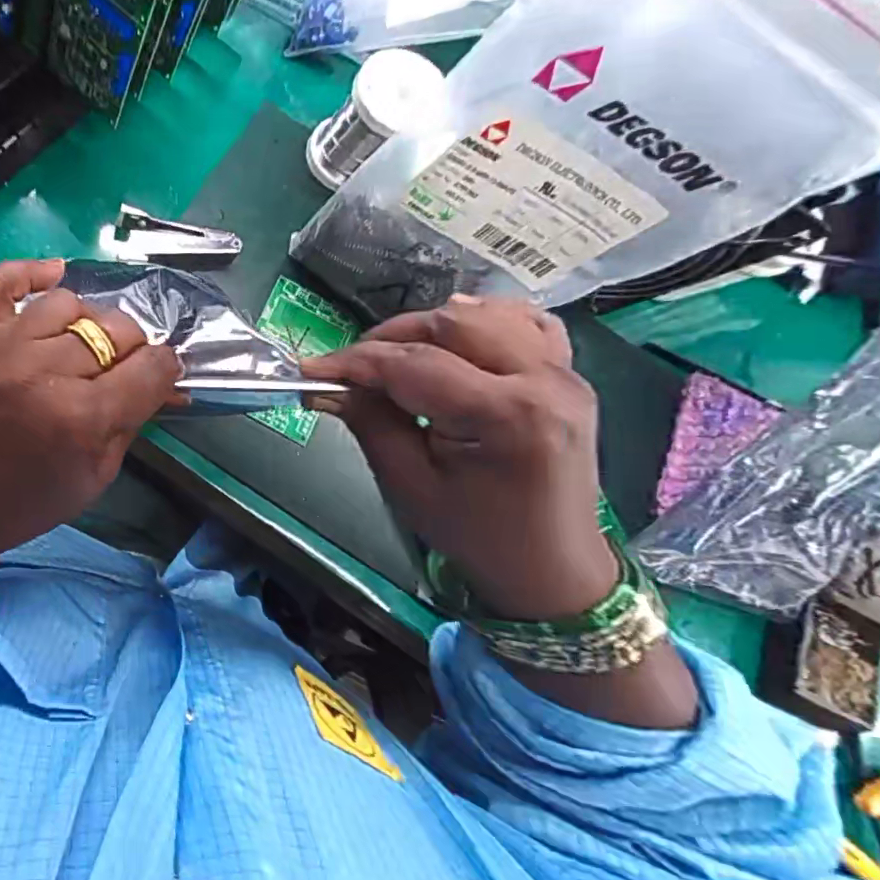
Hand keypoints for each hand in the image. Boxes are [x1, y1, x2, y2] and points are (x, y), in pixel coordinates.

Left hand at [0, 259, 183, 562]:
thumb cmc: (35, 497)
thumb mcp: (100, 471)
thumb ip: (135, 415)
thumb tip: (166, 374)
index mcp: (80, 417)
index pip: (150, 366)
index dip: (163, 369)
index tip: (158, 374)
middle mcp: (41, 373)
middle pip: (114, 330)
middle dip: (130, 348)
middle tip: (120, 367)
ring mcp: (0, 349)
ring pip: (67, 303)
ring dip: (86, 322)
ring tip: (81, 344)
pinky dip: (27, 272)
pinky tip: (52, 275)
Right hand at [301, 295, 616, 620]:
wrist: (549, 565)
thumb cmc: (474, 533)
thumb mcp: (407, 482)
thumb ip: (369, 420)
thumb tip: (330, 384)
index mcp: (504, 415)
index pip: (413, 364)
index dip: (354, 361)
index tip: (310, 369)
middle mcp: (544, 381)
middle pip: (452, 323)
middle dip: (389, 338)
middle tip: (351, 368)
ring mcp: (565, 374)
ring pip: (488, 313)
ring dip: (431, 326)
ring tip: (395, 356)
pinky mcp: (568, 376)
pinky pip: (526, 324)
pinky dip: (483, 321)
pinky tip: (453, 340)